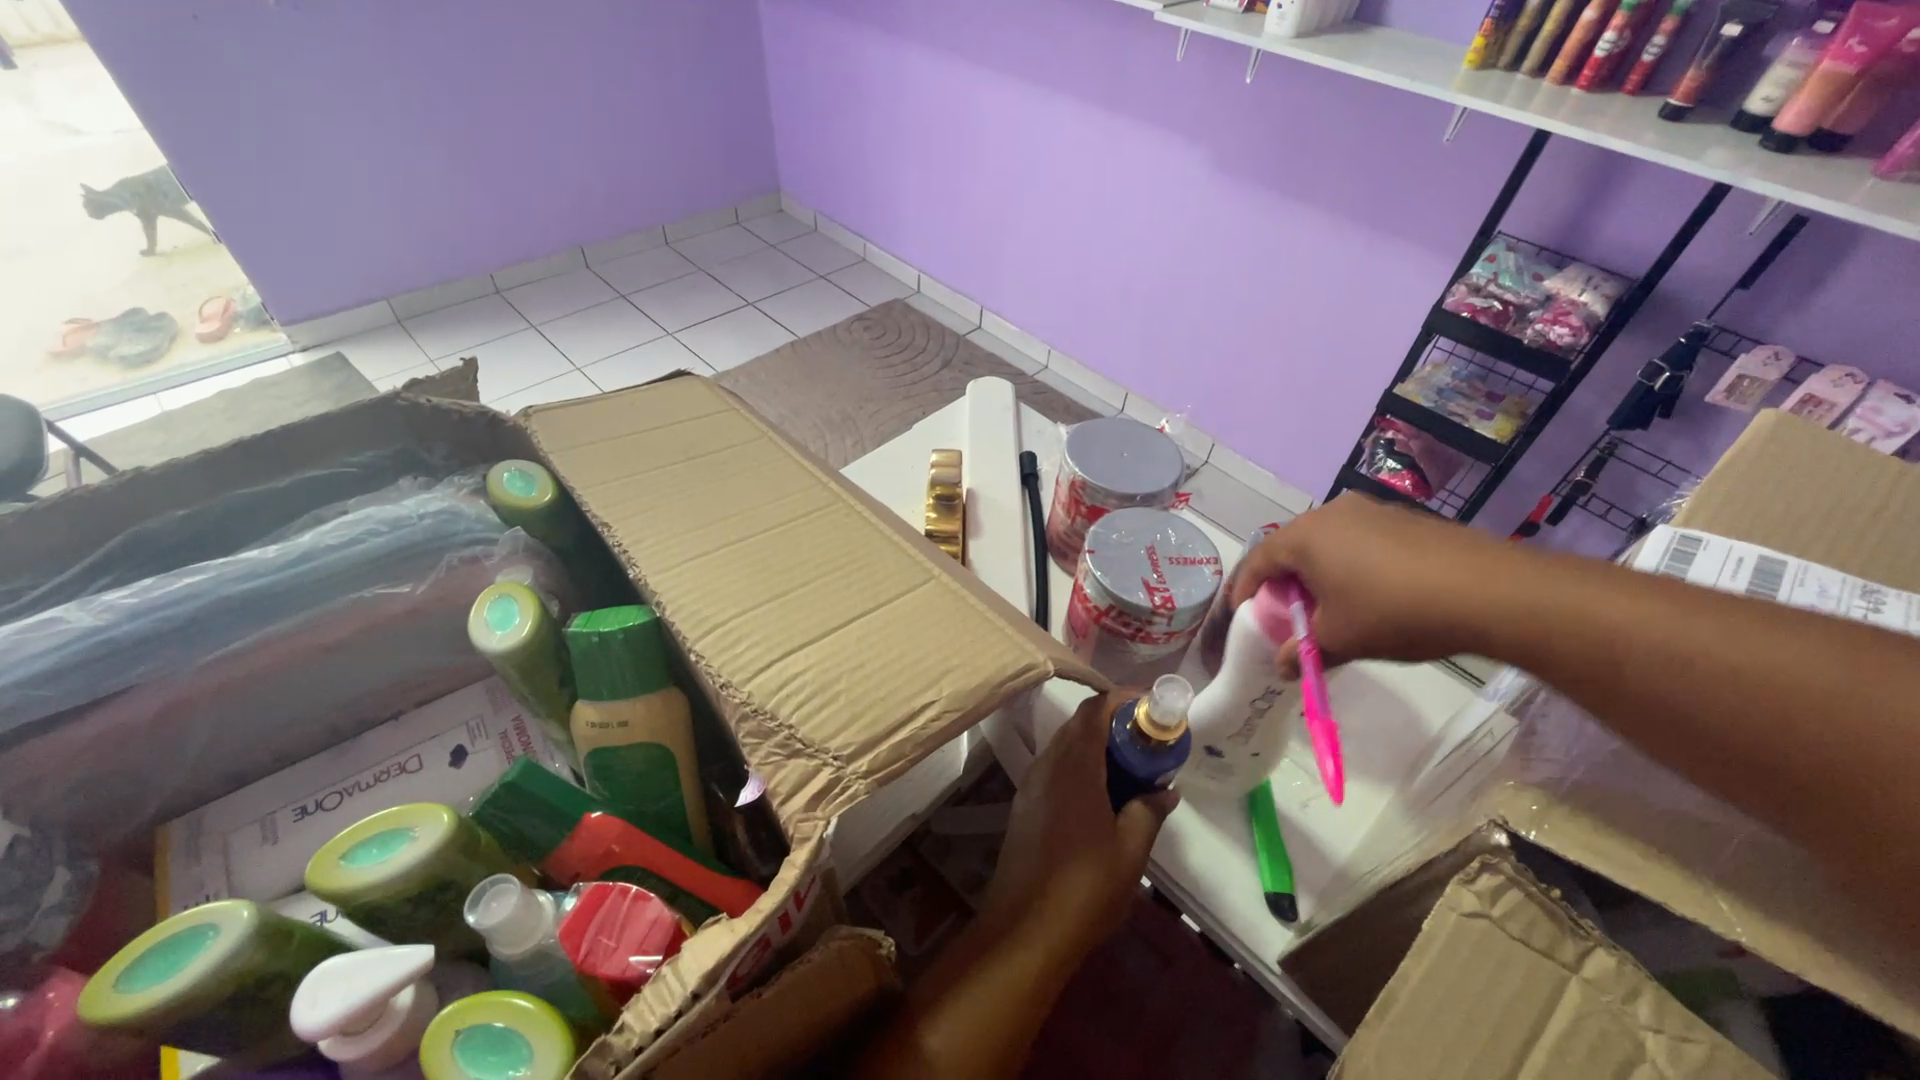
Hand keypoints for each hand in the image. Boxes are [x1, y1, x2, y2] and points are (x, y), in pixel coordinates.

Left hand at [983, 692, 1176, 960]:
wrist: (1024, 929)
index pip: (1093, 711)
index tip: (1151, 706)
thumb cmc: (1084, 888)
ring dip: (1095, 746)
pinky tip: (1102, 794)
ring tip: (1130, 765)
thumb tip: (1166, 791)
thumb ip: (1148, 812)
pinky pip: (1054, 770)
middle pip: (1077, 725)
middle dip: (1112, 722)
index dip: (1121, 700)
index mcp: (1074, 768)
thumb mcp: (1130, 852)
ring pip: (1064, 747)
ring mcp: (1030, 787)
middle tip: (1147, 738)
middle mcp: (1047, 767)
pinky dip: (1079, 766)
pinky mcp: (1024, 807)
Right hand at [1227, 493, 1508, 674]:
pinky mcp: (1405, 519)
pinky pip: (1360, 543)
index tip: (1242, 615)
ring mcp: (1373, 511)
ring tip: (1329, 609)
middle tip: (1286, 615)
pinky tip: (1369, 596)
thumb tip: (1284, 666)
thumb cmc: (1394, 611)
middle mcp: (1333, 513)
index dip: (1245, 590)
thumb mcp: (1340, 640)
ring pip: (1328, 544)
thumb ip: (1303, 652)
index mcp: (1305, 536)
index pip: (1259, 560)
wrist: (1488, 591)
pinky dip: (1350, 568)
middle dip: (1284, 582)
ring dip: (1319, 575)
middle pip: (1292, 548)